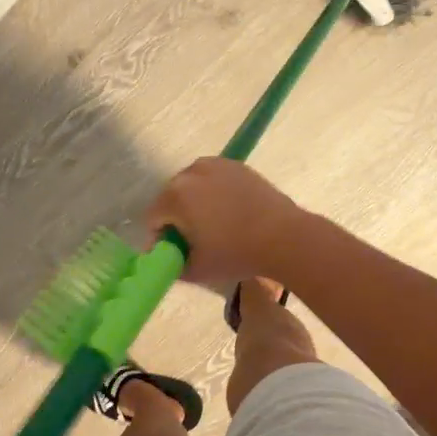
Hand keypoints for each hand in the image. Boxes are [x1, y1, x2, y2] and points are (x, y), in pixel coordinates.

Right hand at [144, 158, 307, 287]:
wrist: (284, 236)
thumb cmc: (236, 253)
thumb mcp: (198, 270)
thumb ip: (175, 267)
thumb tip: (170, 262)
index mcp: (175, 196)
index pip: (153, 217)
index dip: (159, 238)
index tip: (172, 253)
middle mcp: (191, 173)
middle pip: (171, 197)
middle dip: (176, 218)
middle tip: (192, 240)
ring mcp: (216, 165)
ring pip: (193, 186)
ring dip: (194, 203)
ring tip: (211, 225)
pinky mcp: (238, 166)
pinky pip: (215, 180)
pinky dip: (215, 193)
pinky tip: (229, 212)